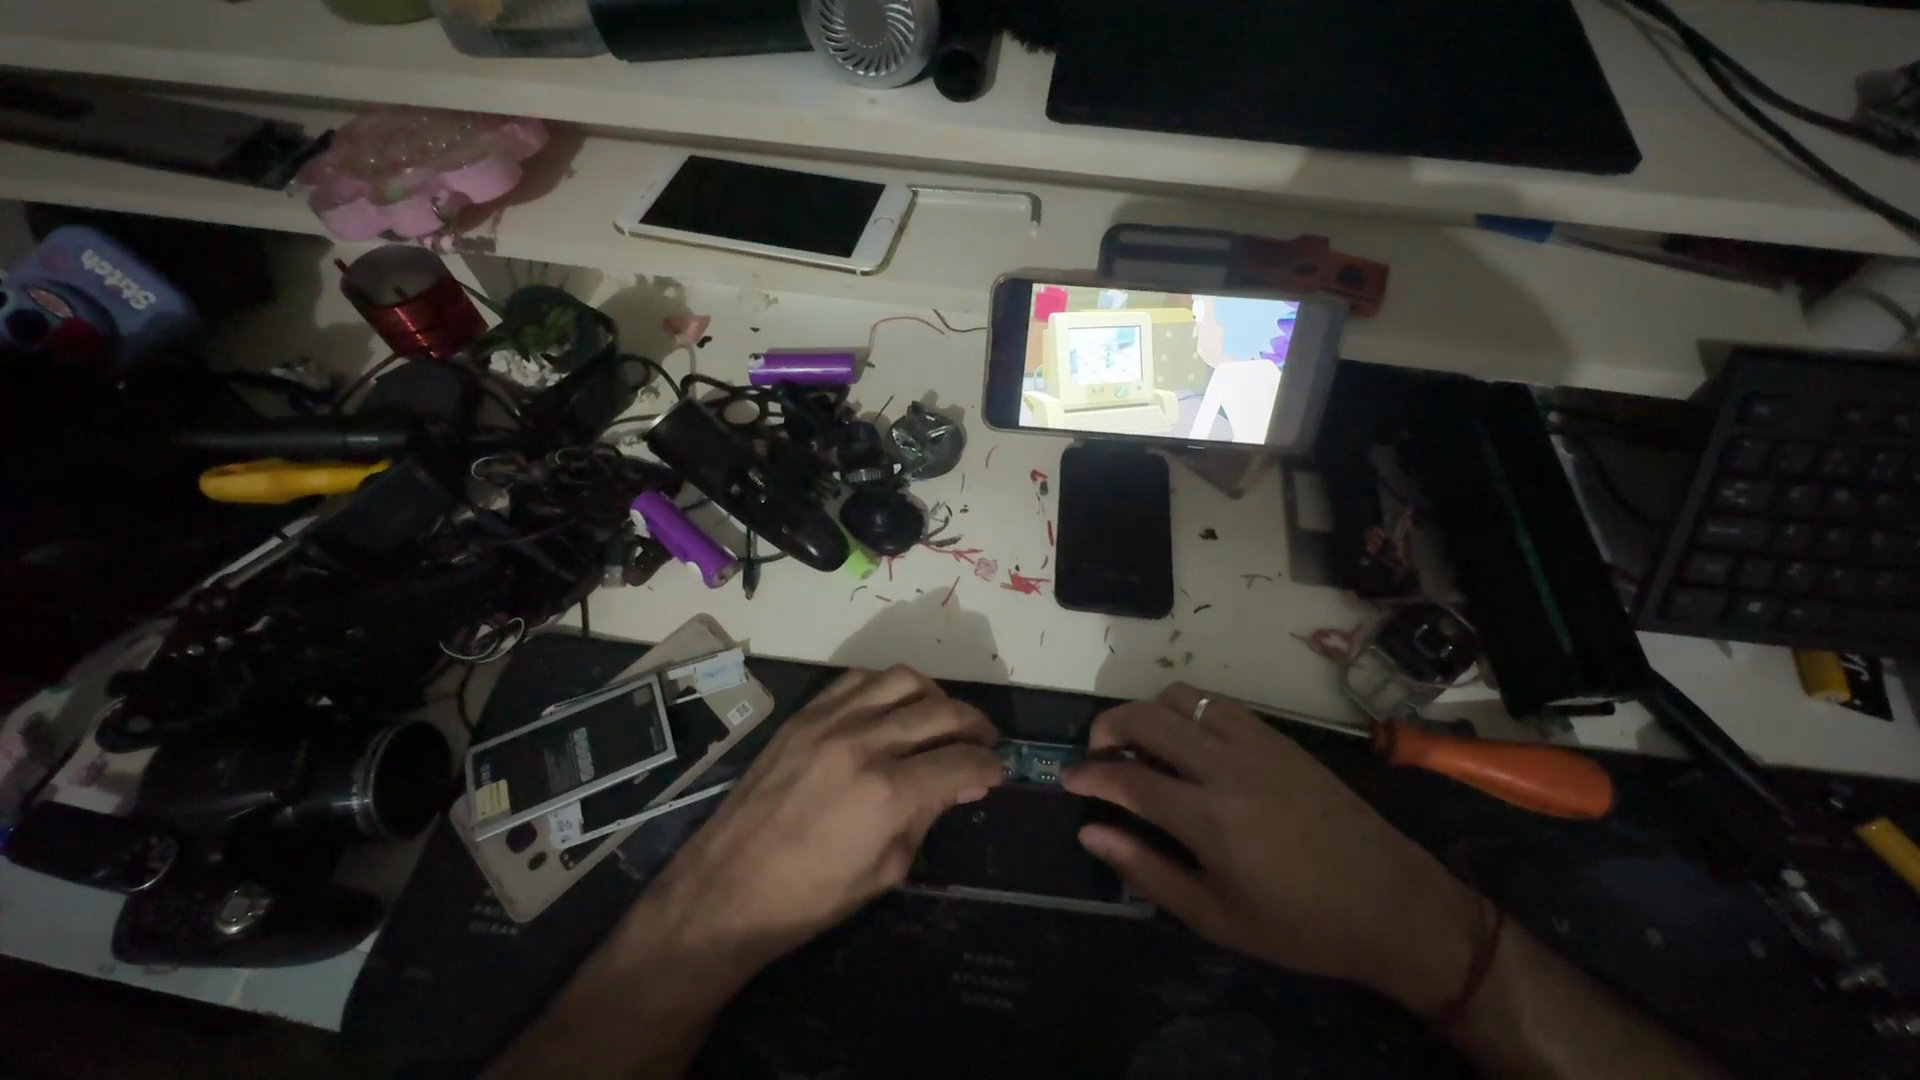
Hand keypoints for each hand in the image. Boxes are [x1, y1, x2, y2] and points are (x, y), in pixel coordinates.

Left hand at [634, 665, 1003, 979]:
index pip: (961, 760)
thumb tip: (965, 782)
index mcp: (887, 792)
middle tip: (983, 742)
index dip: (989, 765)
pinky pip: (857, 680)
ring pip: (901, 680)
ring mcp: (829, 721)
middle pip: (940, 711)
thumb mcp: (885, 869)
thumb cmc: (810, 897)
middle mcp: (863, 742)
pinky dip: (887, 687)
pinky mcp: (803, 716)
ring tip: (942, 718)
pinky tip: (893, 709)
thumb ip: (928, 815)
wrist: (726, 889)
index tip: (997, 771)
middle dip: (975, 725)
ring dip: (934, 695)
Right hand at [1062, 683, 1484, 1011]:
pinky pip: (1219, 703)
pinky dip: (1189, 710)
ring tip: (1142, 744)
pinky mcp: (1279, 738)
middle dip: (1107, 727)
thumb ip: (1146, 870)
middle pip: (1147, 718)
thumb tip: (1089, 831)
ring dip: (1148, 712)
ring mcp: (1257, 744)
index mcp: (1209, 819)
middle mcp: (1227, 767)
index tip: (1067, 779)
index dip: (1089, 775)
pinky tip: (1189, 741)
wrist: (1391, 904)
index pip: (1128, 778)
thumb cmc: (1298, 924)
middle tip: (1097, 754)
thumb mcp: (1215, 917)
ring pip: (1182, 697)